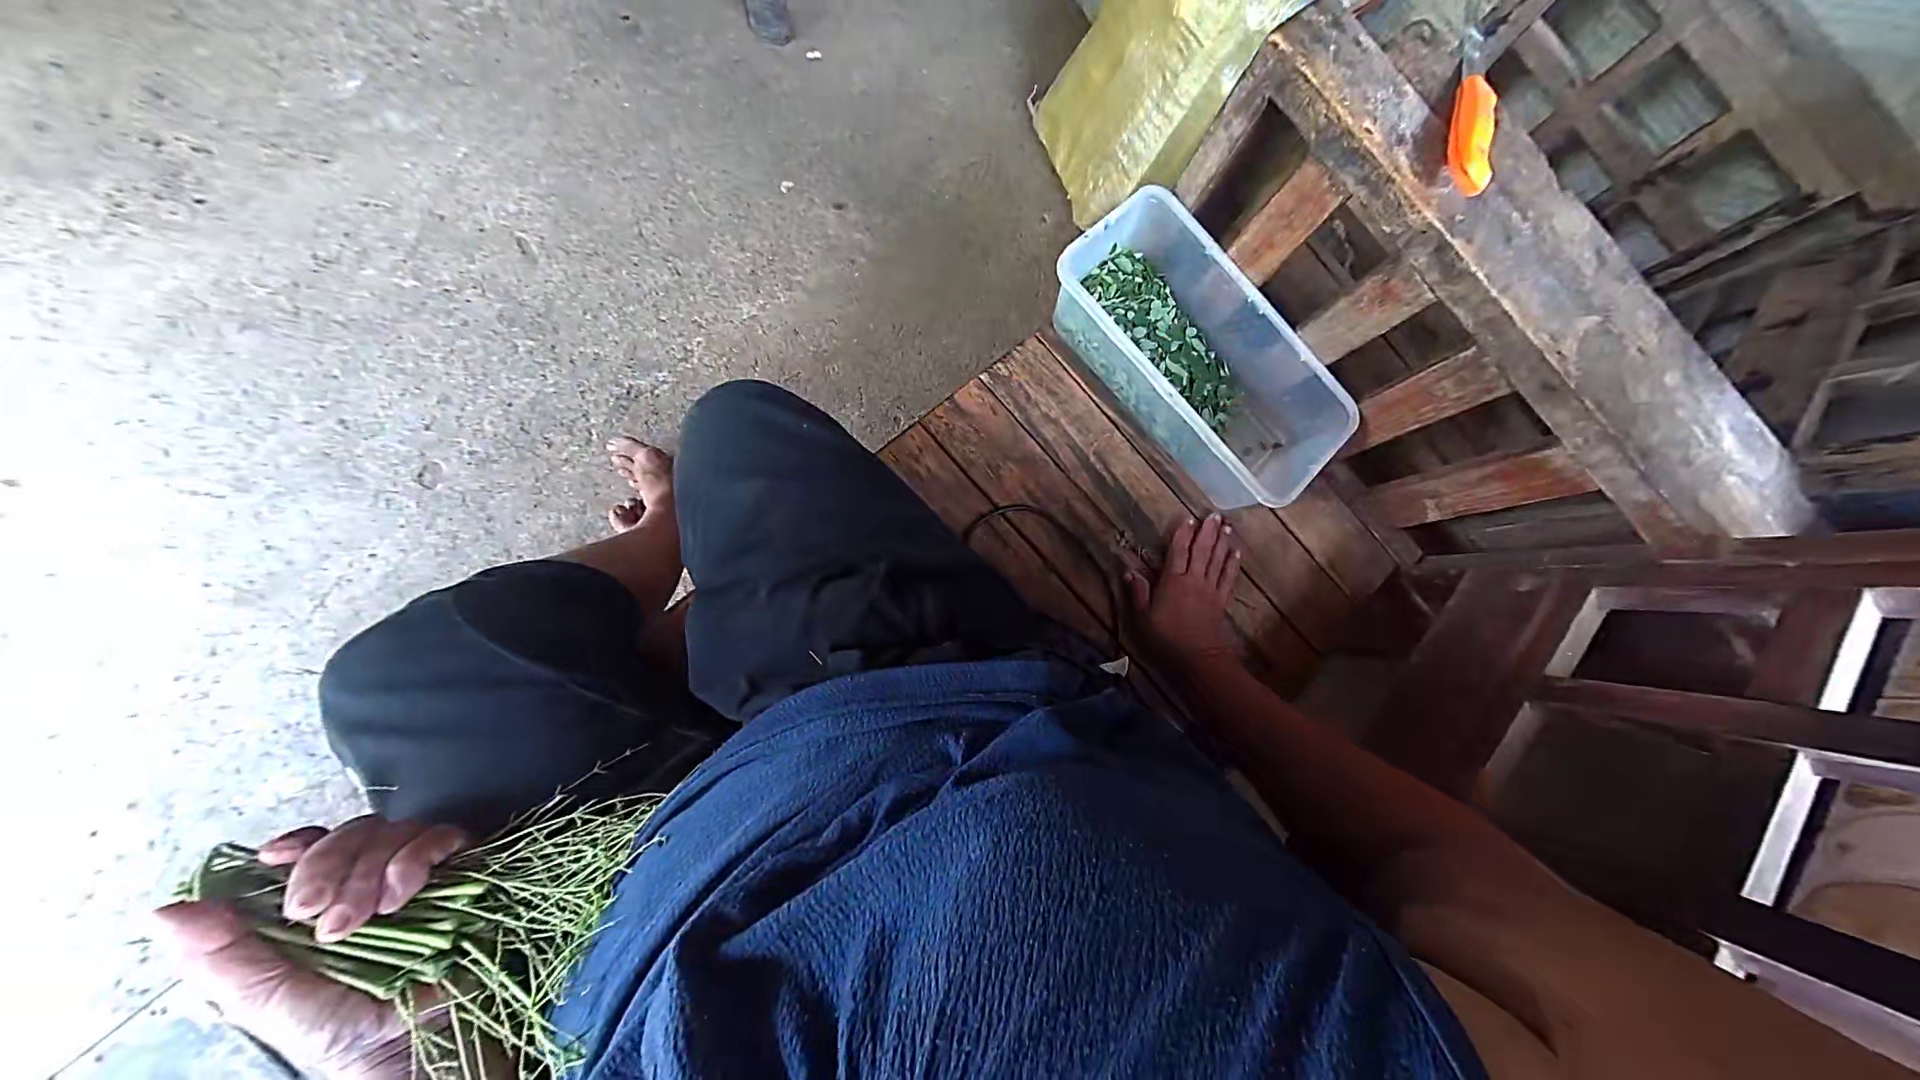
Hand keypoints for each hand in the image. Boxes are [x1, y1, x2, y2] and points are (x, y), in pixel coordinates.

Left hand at [154, 817, 468, 1079]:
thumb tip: (165, 910)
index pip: (313, 846)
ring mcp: (421, 871)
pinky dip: (417, 860)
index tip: (277, 859)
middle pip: (353, 833)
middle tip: (317, 914)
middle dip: (331, 865)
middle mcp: (372, 878)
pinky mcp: (461, 867)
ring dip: (372, 870)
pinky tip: (404, 897)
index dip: (300, 844)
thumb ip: (220, 957)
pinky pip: (443, 838)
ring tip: (368, 919)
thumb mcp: (265, 1001)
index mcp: (324, 901)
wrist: (414, 1041)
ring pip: (395, 832)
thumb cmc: (338, 1030)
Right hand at [1124, 514, 1241, 670]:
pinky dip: (1233, 562)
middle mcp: (1194, 580)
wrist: (1199, 656)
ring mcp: (1210, 589)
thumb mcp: (1143, 616)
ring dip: (1223, 541)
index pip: (1178, 552)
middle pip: (1202, 550)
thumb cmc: (1167, 637)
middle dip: (1208, 531)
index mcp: (1173, 581)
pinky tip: (1236, 551)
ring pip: (1218, 559)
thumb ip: (1138, 592)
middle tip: (1214, 514)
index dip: (1182, 534)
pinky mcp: (1221, 599)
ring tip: (1227, 525)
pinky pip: (1228, 576)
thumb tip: (1128, 570)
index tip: (1188, 518)